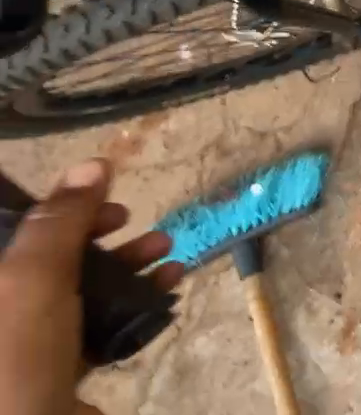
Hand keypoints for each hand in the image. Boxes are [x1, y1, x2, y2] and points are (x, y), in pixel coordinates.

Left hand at [0, 159, 183, 414]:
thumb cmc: (13, 356)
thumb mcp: (32, 282)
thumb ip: (59, 224)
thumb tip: (93, 164)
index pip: (9, 237)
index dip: (52, 212)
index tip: (98, 201)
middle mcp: (2, 313)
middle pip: (43, 261)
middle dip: (98, 234)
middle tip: (133, 221)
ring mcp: (20, 348)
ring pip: (75, 288)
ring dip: (127, 261)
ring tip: (167, 249)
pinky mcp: (50, 371)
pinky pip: (94, 320)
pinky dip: (134, 297)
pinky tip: (168, 284)